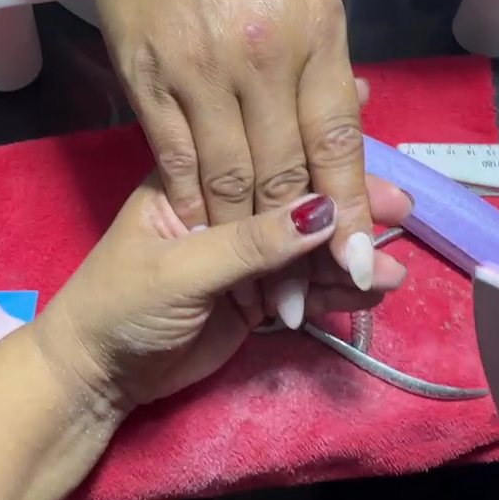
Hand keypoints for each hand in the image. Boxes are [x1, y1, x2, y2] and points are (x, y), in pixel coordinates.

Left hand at [31, 175, 412, 410]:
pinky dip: (335, 293)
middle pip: (298, 201)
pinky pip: (303, 289)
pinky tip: (370, 293)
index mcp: (196, 181)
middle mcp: (227, 210)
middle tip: (400, 210)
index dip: (315, 144)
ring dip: (349, 256)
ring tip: (391, 270)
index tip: (368, 124)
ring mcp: (244, 256)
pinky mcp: (255, 297)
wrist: (98, 375)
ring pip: (307, 248)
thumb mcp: (180, 270)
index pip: (264, 151)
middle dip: (347, 206)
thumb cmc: (119, 306)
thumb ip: (249, 244)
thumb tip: (324, 210)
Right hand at [64, 0, 385, 329]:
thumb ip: (322, 58)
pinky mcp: (145, 83)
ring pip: (231, 178)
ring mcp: (198, 72)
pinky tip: (211, 236)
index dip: (349, 208)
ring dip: (247, 243)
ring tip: (265, 292)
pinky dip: (197, 206)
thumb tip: (346, 118)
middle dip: (302, 246)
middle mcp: (260, 56)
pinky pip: (177, 160)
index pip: (336, 140)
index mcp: (313, 29)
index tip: (357, 260)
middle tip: (311, 296)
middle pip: (286, 171)